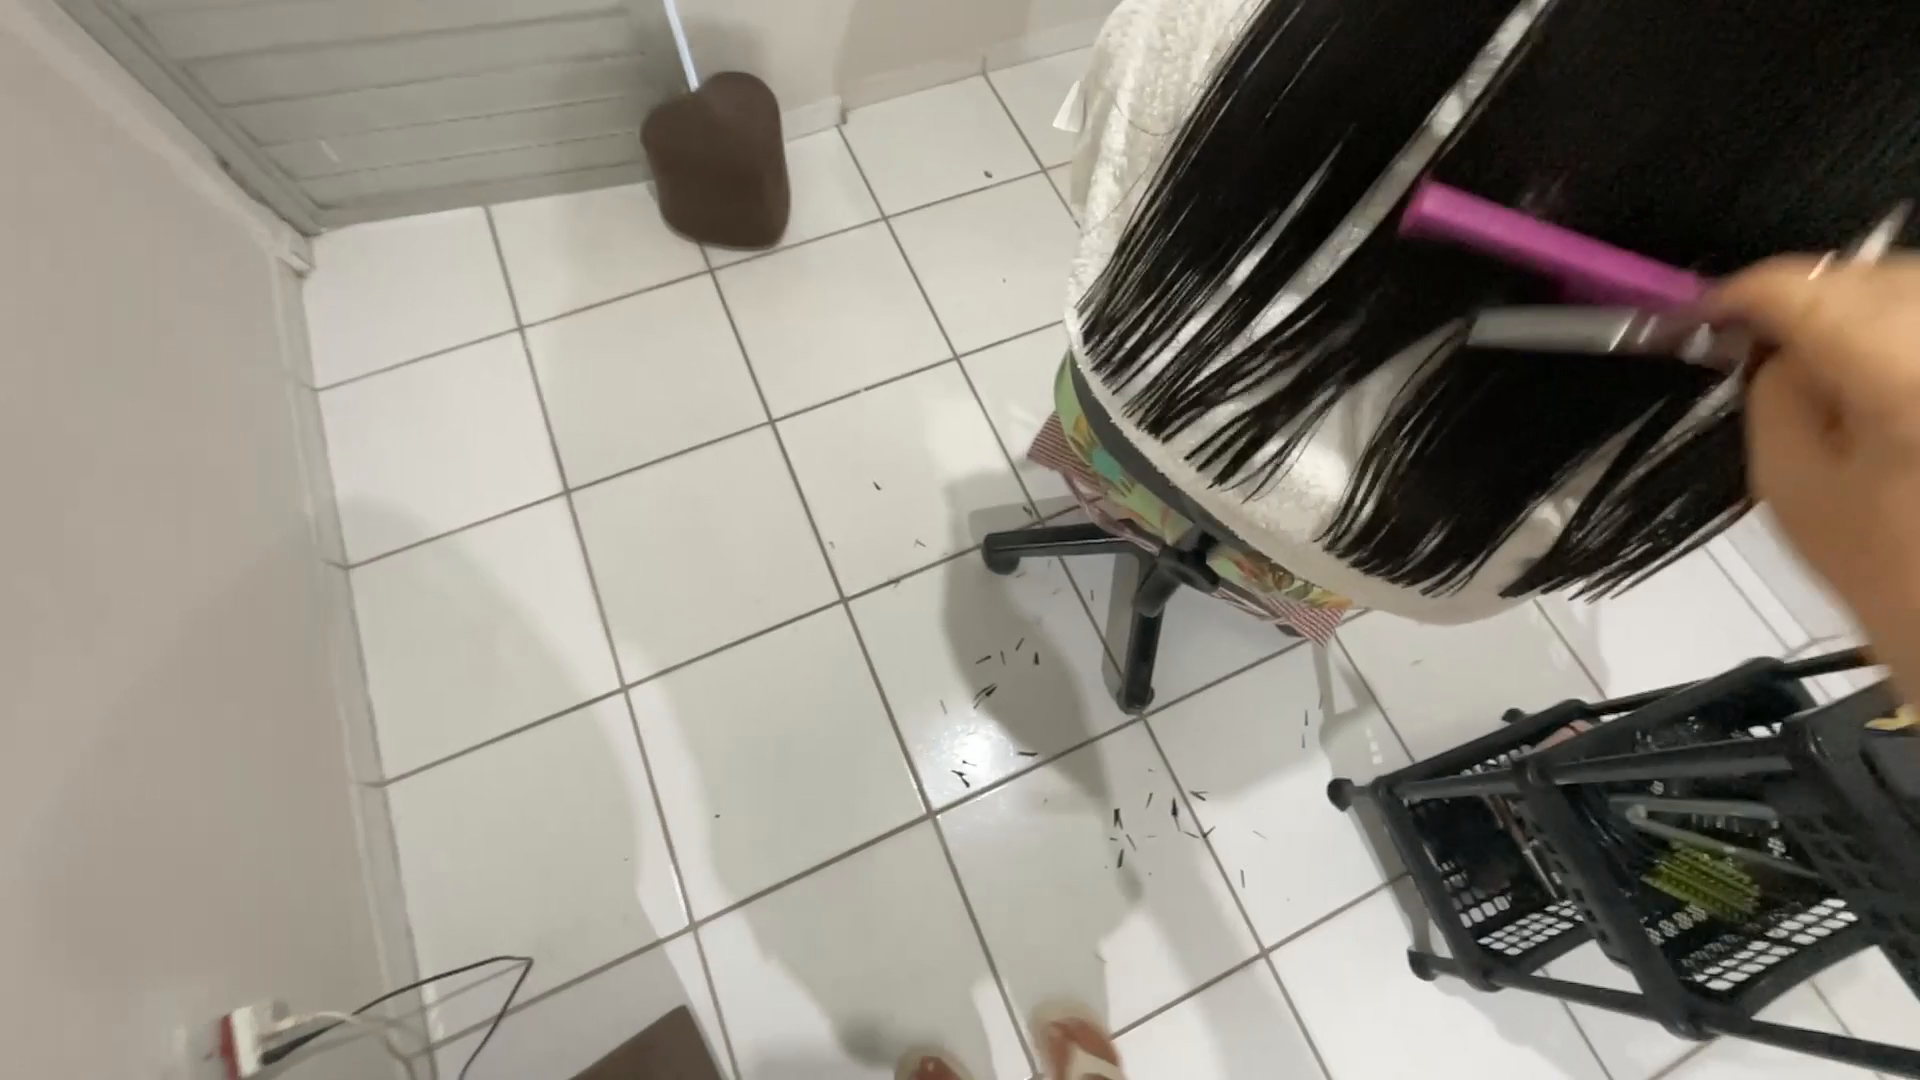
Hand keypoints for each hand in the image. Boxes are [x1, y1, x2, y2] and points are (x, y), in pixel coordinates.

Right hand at [1711, 255, 1919, 692]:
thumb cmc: (1887, 564)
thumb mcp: (1791, 484)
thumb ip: (1775, 396)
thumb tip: (1774, 343)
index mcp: (1908, 379)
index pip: (1814, 292)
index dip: (1746, 292)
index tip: (1702, 313)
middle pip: (1891, 274)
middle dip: (1820, 294)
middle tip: (1764, 337)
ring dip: (1874, 305)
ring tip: (1832, 355)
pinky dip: (1909, 329)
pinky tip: (1884, 371)